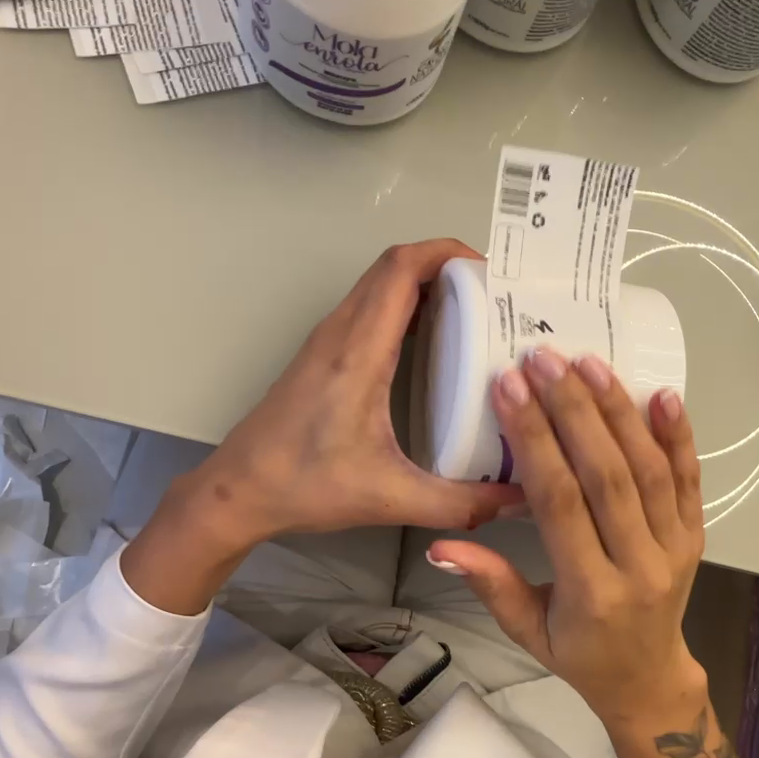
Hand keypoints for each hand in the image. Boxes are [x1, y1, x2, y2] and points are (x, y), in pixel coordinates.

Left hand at [120, 240, 522, 615]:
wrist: (238, 491)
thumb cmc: (306, 485)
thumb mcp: (390, 497)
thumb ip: (458, 504)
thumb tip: (520, 503)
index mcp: (358, 352)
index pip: (401, 269)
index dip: (448, 253)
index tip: (494, 272)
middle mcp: (340, 333)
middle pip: (393, 267)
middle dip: (447, 265)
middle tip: (497, 296)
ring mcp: (326, 342)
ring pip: (378, 286)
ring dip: (424, 283)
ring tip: (475, 313)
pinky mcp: (320, 358)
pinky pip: (368, 309)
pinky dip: (403, 306)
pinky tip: (432, 344)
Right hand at [428, 348, 758, 757]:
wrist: (648, 679)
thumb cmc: (579, 655)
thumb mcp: (526, 629)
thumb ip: (490, 584)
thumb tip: (440, 545)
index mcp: (591, 592)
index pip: (561, 503)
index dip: (535, 443)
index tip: (510, 390)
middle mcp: (640, 565)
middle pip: (607, 475)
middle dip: (573, 410)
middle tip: (543, 359)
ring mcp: (675, 547)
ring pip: (649, 469)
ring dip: (618, 411)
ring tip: (587, 362)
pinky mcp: (695, 535)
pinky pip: (690, 480)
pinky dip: (677, 435)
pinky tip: (661, 393)